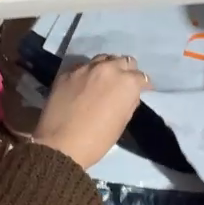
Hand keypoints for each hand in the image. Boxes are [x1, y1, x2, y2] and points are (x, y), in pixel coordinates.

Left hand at [32, 55, 150, 168]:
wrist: (61, 145)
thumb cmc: (98, 140)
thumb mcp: (122, 122)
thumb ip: (129, 102)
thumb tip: (129, 94)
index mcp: (126, 82)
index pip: (141, 77)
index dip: (143, 85)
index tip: (141, 91)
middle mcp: (108, 69)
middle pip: (123, 61)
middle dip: (126, 71)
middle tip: (123, 84)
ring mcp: (85, 68)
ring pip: (103, 59)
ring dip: (108, 67)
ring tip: (104, 80)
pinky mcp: (67, 72)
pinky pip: (83, 67)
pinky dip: (88, 73)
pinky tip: (84, 85)